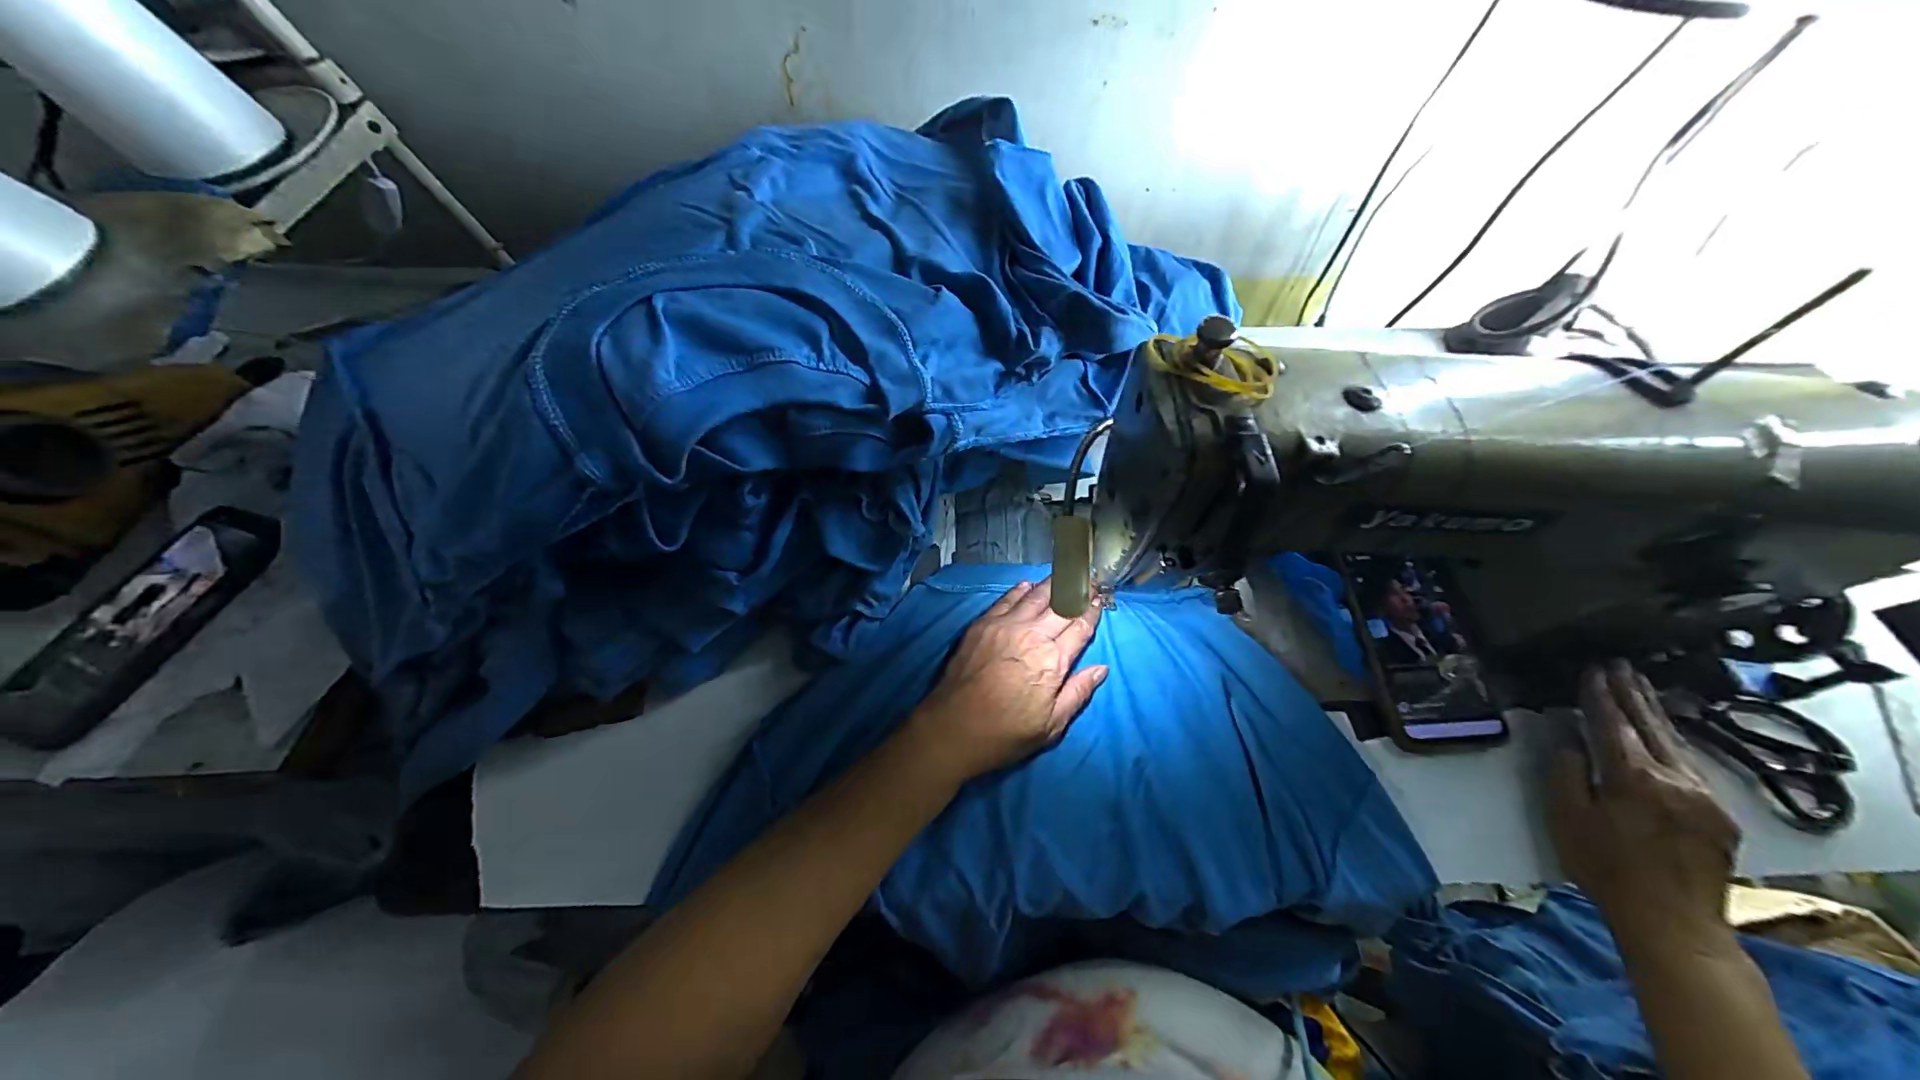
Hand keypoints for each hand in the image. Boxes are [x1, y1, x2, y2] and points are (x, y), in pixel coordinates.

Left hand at [903, 578, 1107, 783]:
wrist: (953, 728)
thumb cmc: (1005, 733)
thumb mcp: (1051, 725)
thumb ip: (1077, 693)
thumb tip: (1100, 668)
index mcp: (1053, 661)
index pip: (1080, 627)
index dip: (1092, 612)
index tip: (1100, 600)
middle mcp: (1031, 635)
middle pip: (1060, 605)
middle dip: (1077, 592)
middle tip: (1088, 581)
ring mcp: (1004, 626)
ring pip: (1034, 597)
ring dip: (1051, 585)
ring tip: (1063, 577)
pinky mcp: (982, 624)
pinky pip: (1006, 599)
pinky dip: (1020, 591)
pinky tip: (1028, 586)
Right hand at [1548, 660, 1741, 943]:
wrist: (1673, 921)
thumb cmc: (1605, 868)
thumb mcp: (1567, 818)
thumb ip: (1567, 773)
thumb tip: (1571, 742)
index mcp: (1634, 778)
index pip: (1612, 724)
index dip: (1599, 695)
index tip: (1592, 670)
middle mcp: (1676, 780)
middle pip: (1650, 726)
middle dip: (1631, 694)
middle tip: (1619, 665)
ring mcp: (1705, 798)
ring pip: (1675, 743)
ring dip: (1653, 713)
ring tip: (1639, 687)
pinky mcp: (1719, 816)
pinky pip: (1690, 765)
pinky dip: (1671, 741)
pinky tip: (1663, 734)